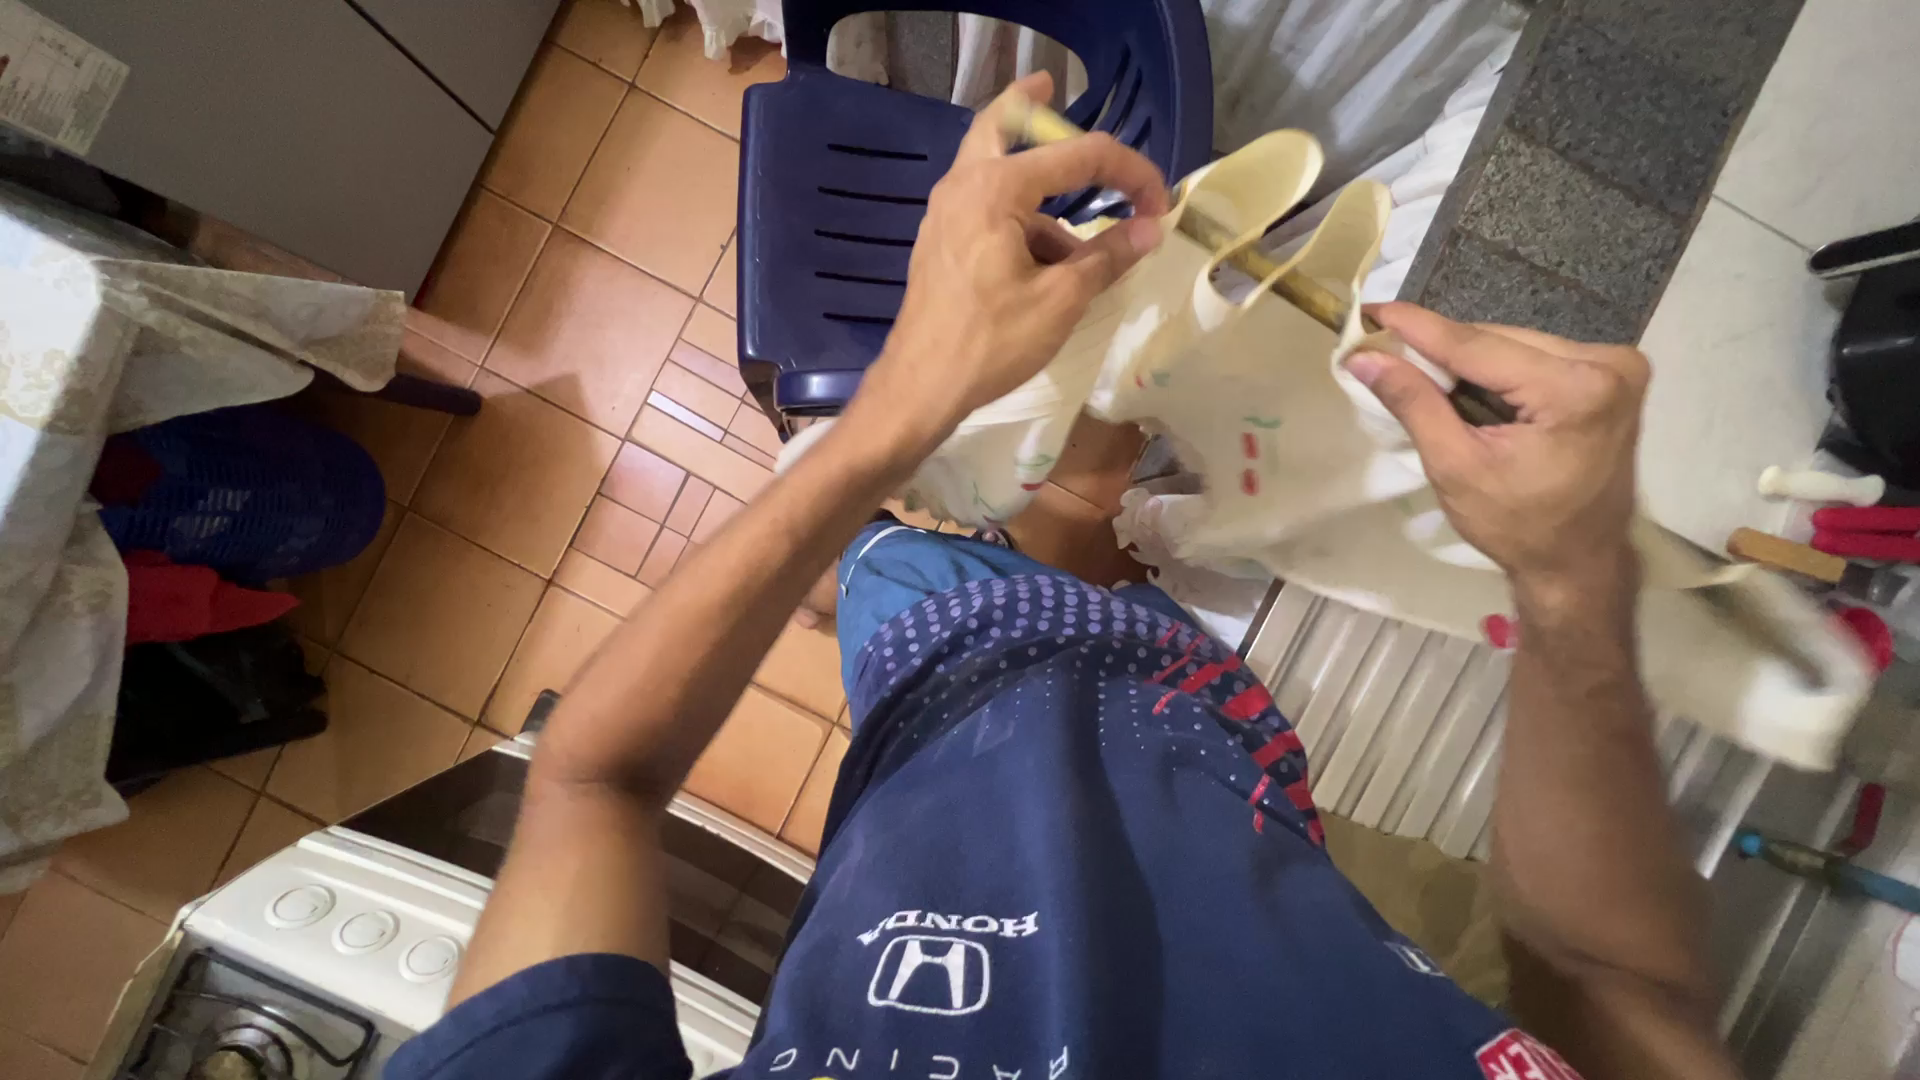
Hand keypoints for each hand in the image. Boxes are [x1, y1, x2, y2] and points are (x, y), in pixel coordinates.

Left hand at [857, 73, 1168, 432]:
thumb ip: (1106, 257)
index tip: (1160, 203)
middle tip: (1050, 87)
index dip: (1129, 172)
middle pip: (999, 126)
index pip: (1078, 156)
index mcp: (994, 188)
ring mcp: (943, 218)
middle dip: (1030, 106)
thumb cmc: (990, 343)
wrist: (920, 388)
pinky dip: (1018, 228)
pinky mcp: (939, 248)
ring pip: (996, 181)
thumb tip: (1150, 229)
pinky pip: (984, 216)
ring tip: (1077, 260)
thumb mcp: (1060, 301)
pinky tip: (1043, 274)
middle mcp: (962, 188)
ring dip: (1041, 204)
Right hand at [1343, 303, 1649, 603]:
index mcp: (1575, 389)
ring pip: (1512, 345)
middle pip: (1496, 341)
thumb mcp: (1453, 465)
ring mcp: (1615, 367)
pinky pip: (1531, 357)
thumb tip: (1365, 359)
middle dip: (1438, 347)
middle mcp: (1607, 364)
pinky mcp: (1610, 376)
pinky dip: (1491, 369)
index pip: (1477, 347)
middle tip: (1382, 348)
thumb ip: (1414, 403)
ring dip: (1462, 358)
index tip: (1373, 310)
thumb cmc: (1514, 523)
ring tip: (1416, 373)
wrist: (1577, 559)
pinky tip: (1460, 385)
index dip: (1419, 328)